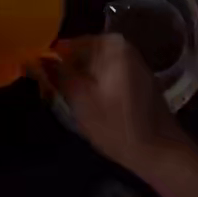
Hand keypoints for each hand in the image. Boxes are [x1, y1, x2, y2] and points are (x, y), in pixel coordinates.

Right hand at [50, 34, 189, 176]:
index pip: (69, 43)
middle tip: (47, 94)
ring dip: (77, 81)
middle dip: (64, 72)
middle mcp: (122, 45)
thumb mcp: (82, 101)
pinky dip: (92, 87)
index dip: (50, 60)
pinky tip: (85, 107)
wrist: (161, 153)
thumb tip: (37, 57)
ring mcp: (130, 61)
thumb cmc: (119, 126)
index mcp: (110, 44)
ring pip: (91, 66)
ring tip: (63, 102)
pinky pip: (104, 75)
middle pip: (81, 53)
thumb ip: (58, 75)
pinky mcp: (133, 78)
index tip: (36, 79)